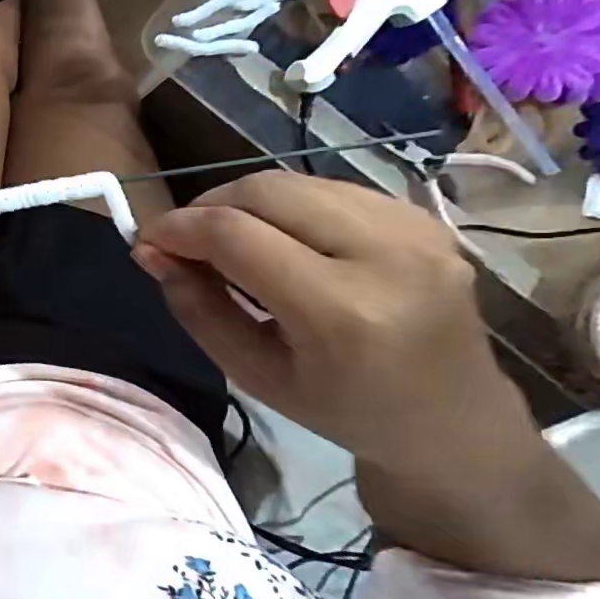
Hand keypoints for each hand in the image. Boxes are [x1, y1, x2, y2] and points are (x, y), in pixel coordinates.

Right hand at [133, 171, 532, 469]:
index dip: (178, 227)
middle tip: (182, 239)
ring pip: (294, 180)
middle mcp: (385, 253)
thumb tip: (152, 252)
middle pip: (264, 190)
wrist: (452, 418)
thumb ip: (198, 309)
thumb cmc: (343, 411)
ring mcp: (413, 227)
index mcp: (343, 312)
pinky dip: (285, 206)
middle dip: (207, 206)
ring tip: (224, 239)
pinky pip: (328, 188)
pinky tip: (277, 238)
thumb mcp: (255, 376)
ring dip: (243, 202)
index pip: (236, 235)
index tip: (147, 240)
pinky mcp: (421, 215)